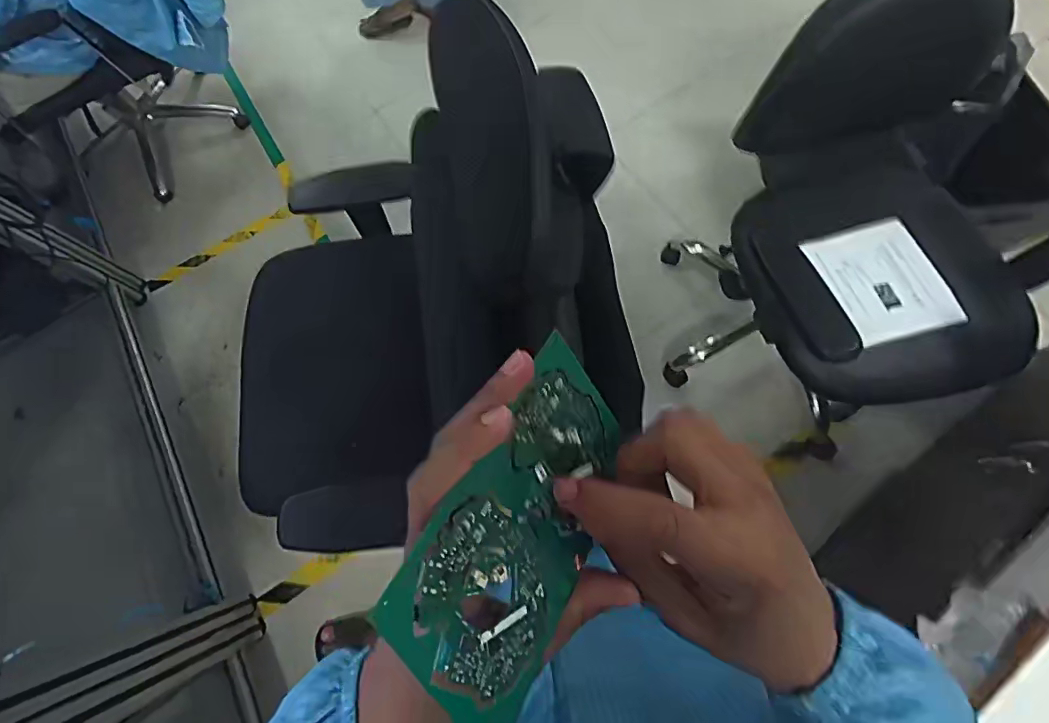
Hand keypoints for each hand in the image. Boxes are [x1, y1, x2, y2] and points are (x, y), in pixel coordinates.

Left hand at [358, 350, 640, 721]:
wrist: (419, 681)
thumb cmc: (457, 664)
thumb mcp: (512, 647)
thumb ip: (565, 610)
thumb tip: (629, 583)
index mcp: (432, 551)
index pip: (438, 489)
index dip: (469, 451)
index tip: (504, 419)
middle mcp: (430, 518)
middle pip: (447, 449)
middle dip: (483, 404)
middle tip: (524, 366)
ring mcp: (437, 508)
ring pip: (455, 447)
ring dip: (487, 406)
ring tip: (523, 372)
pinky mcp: (450, 506)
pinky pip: (468, 462)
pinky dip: (489, 433)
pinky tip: (516, 411)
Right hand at [554, 409, 837, 693]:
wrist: (812, 629)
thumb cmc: (747, 634)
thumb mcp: (683, 618)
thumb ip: (633, 559)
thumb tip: (584, 509)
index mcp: (741, 557)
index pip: (663, 516)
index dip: (606, 500)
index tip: (565, 491)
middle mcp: (750, 502)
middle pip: (676, 437)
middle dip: (633, 457)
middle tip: (623, 493)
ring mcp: (753, 474)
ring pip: (684, 422)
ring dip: (650, 447)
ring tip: (646, 488)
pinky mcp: (748, 463)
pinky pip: (695, 430)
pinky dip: (668, 448)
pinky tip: (668, 484)